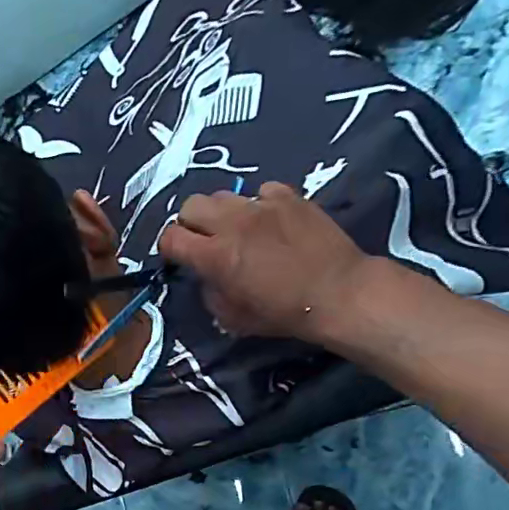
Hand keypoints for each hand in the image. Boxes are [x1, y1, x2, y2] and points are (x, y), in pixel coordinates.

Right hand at [159, 183, 374, 340]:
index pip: (171, 237)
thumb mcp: (234, 319)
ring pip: (223, 195)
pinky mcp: (289, 196)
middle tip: (206, 241)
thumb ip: (210, 292)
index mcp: (216, 256)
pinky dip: (258, 205)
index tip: (179, 258)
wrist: (339, 293)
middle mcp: (233, 223)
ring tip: (238, 230)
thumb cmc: (284, 314)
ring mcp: (261, 205)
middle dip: (191, 224)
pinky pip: (261, 191)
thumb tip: (206, 276)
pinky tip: (270, 222)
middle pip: (191, 205)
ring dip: (223, 213)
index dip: (170, 248)